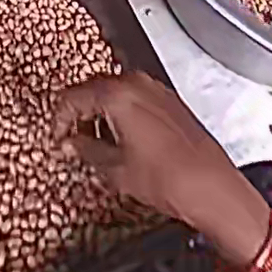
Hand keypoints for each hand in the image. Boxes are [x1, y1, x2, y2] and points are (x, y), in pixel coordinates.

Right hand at [52, 73, 267, 261]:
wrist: (214, 189)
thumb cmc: (171, 178)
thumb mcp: (116, 169)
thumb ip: (86, 150)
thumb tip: (72, 143)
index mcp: (116, 93)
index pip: (73, 97)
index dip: (60, 118)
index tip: (57, 135)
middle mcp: (135, 82)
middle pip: (93, 89)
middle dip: (79, 113)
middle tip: (72, 139)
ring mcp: (154, 88)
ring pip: (114, 92)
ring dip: (100, 112)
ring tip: (97, 143)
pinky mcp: (168, 99)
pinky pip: (134, 96)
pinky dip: (121, 112)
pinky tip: (123, 138)